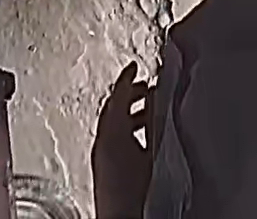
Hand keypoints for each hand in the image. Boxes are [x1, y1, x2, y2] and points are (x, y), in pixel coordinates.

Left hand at [93, 62, 153, 218]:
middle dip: (130, 94)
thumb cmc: (135, 192)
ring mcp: (100, 151)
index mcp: (111, 129)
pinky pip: (112, 135)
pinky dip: (125, 127)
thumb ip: (153, 121)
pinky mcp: (102, 165)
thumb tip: (156, 100)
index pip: (117, 94)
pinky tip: (140, 135)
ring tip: (148, 110)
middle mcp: (102, 137)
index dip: (126, 77)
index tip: (133, 65)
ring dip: (129, 111)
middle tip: (146, 87)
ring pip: (113, 120)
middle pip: (114, 105)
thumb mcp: (151, 150)